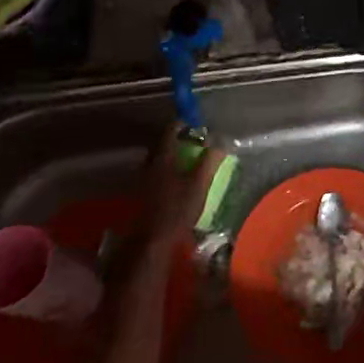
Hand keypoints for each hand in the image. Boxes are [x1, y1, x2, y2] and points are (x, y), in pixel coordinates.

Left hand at [136, 124, 225, 253]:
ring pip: (158, 159)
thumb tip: (220, 144)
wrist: (153, 238)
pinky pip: (156, 172)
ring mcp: (144, 178)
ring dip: (172, 156)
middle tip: (194, 143)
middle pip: (162, 143)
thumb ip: (209, 162)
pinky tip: (177, 181)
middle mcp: (150, 163)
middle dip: (178, 140)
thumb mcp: (199, 184)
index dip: (183, 124)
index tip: (196, 125)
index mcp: (163, 157)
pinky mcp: (143, 192)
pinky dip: (167, 170)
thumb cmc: (178, 209)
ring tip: (188, 162)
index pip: (171, 130)